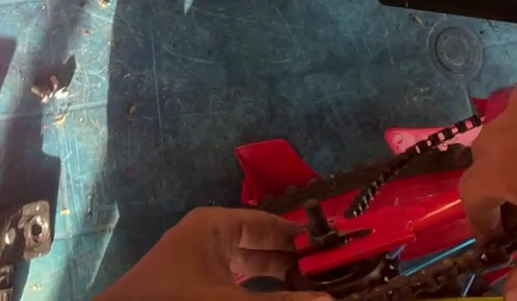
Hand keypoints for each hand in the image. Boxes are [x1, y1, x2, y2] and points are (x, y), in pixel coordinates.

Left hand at [93, 207, 331, 300]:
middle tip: (340, 277)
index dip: (303, 235)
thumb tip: (331, 299)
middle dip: (299, 263)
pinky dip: (265, 295)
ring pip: (255, 270)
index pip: (269, 223)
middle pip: (264, 246)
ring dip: (284, 282)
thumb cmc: (176, 299)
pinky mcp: (201, 290)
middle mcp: (213, 239)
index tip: (340, 248)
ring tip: (324, 290)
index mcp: (216, 226)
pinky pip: (242, 287)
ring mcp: (206, 267)